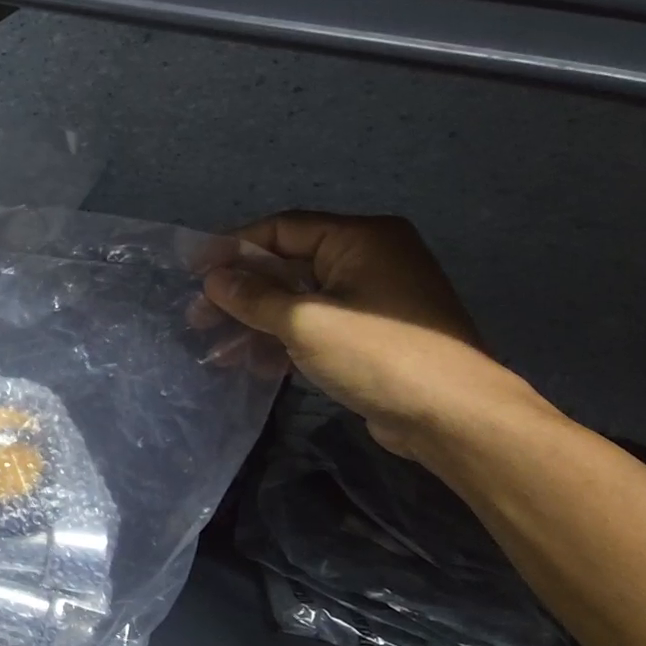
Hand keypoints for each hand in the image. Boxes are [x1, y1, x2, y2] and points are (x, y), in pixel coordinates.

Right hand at [203, 211, 543, 460]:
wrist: (453, 416)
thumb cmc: (379, 355)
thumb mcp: (305, 322)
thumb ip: (253, 297)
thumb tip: (214, 279)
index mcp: (361, 239)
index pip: (282, 229)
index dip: (232, 248)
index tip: (192, 272)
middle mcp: (369, 259)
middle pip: (287, 266)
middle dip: (240, 292)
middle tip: (197, 319)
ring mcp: (372, 299)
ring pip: (297, 300)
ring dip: (254, 322)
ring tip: (218, 350)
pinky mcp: (370, 335)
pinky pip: (314, 325)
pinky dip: (281, 340)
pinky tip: (252, 364)